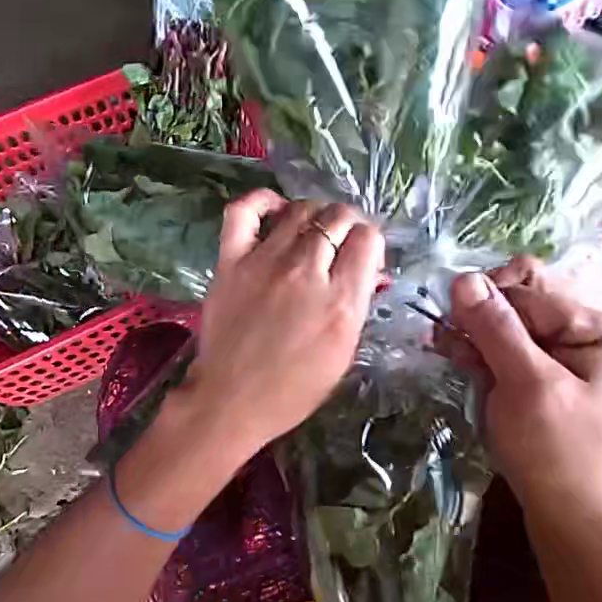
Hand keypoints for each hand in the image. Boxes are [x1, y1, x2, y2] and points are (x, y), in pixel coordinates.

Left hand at [186, 191, 382, 454]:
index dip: (370, 241)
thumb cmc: (294, 387)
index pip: (368, 239)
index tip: (364, 254)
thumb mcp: (344, 352)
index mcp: (341, 302)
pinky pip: (244, 211)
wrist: (231, 400)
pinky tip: (276, 208)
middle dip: (349, 223)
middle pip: (338, 218)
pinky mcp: (231, 261)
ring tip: (315, 228)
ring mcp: (265, 262)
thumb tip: (370, 269)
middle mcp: (306, 273)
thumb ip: (359, 304)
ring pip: (301, 210)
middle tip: (342, 240)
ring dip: (316, 213)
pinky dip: (263, 200)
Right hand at [445, 257, 601, 503]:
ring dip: (474, 333)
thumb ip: (497, 330)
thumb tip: (463, 279)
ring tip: (454, 352)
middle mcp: (583, 330)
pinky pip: (503, 343)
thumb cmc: (551, 448)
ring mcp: (562, 350)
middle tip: (452, 341)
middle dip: (480, 317)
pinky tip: (461, 358)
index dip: (487, 303)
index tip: (450, 321)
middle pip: (519, 300)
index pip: (530, 292)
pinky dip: (479, 349)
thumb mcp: (526, 384)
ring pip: (505, 320)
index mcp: (597, 328)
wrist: (561, 507)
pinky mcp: (540, 368)